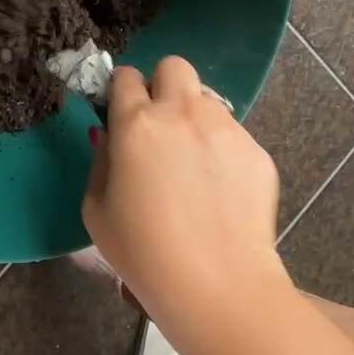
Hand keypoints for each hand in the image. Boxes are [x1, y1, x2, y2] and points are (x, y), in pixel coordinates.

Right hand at [82, 57, 284, 324]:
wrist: (219, 288)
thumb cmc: (144, 254)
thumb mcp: (97, 210)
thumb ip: (101, 161)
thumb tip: (111, 137)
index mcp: (136, 123)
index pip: (125, 75)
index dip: (123, 92)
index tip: (124, 114)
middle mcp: (180, 113)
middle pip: (173, 66)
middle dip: (163, 86)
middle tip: (162, 124)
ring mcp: (224, 128)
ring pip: (207, 100)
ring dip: (196, 119)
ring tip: (196, 164)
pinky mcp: (256, 151)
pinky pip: (234, 135)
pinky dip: (223, 152)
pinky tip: (221, 191)